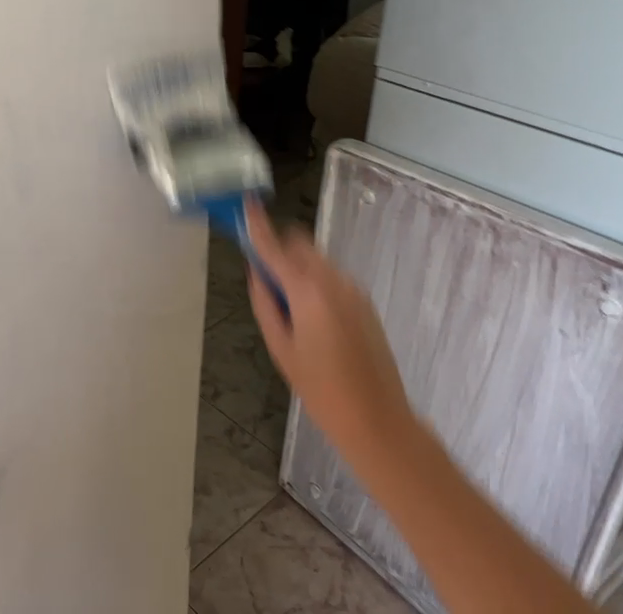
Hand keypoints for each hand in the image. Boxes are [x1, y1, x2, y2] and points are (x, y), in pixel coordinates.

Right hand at [244, 198, 416, 459]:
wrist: (376, 419)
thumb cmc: (319, 387)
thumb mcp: (280, 346)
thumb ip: (265, 302)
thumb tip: (258, 273)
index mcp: (308, 291)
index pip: (274, 246)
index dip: (258, 224)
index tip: (246, 203)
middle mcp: (334, 281)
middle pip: (300, 245)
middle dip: (280, 252)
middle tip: (267, 283)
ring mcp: (354, 291)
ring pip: (317, 262)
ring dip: (298, 271)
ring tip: (292, 314)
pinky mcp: (365, 304)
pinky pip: (332, 280)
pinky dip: (315, 285)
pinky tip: (314, 322)